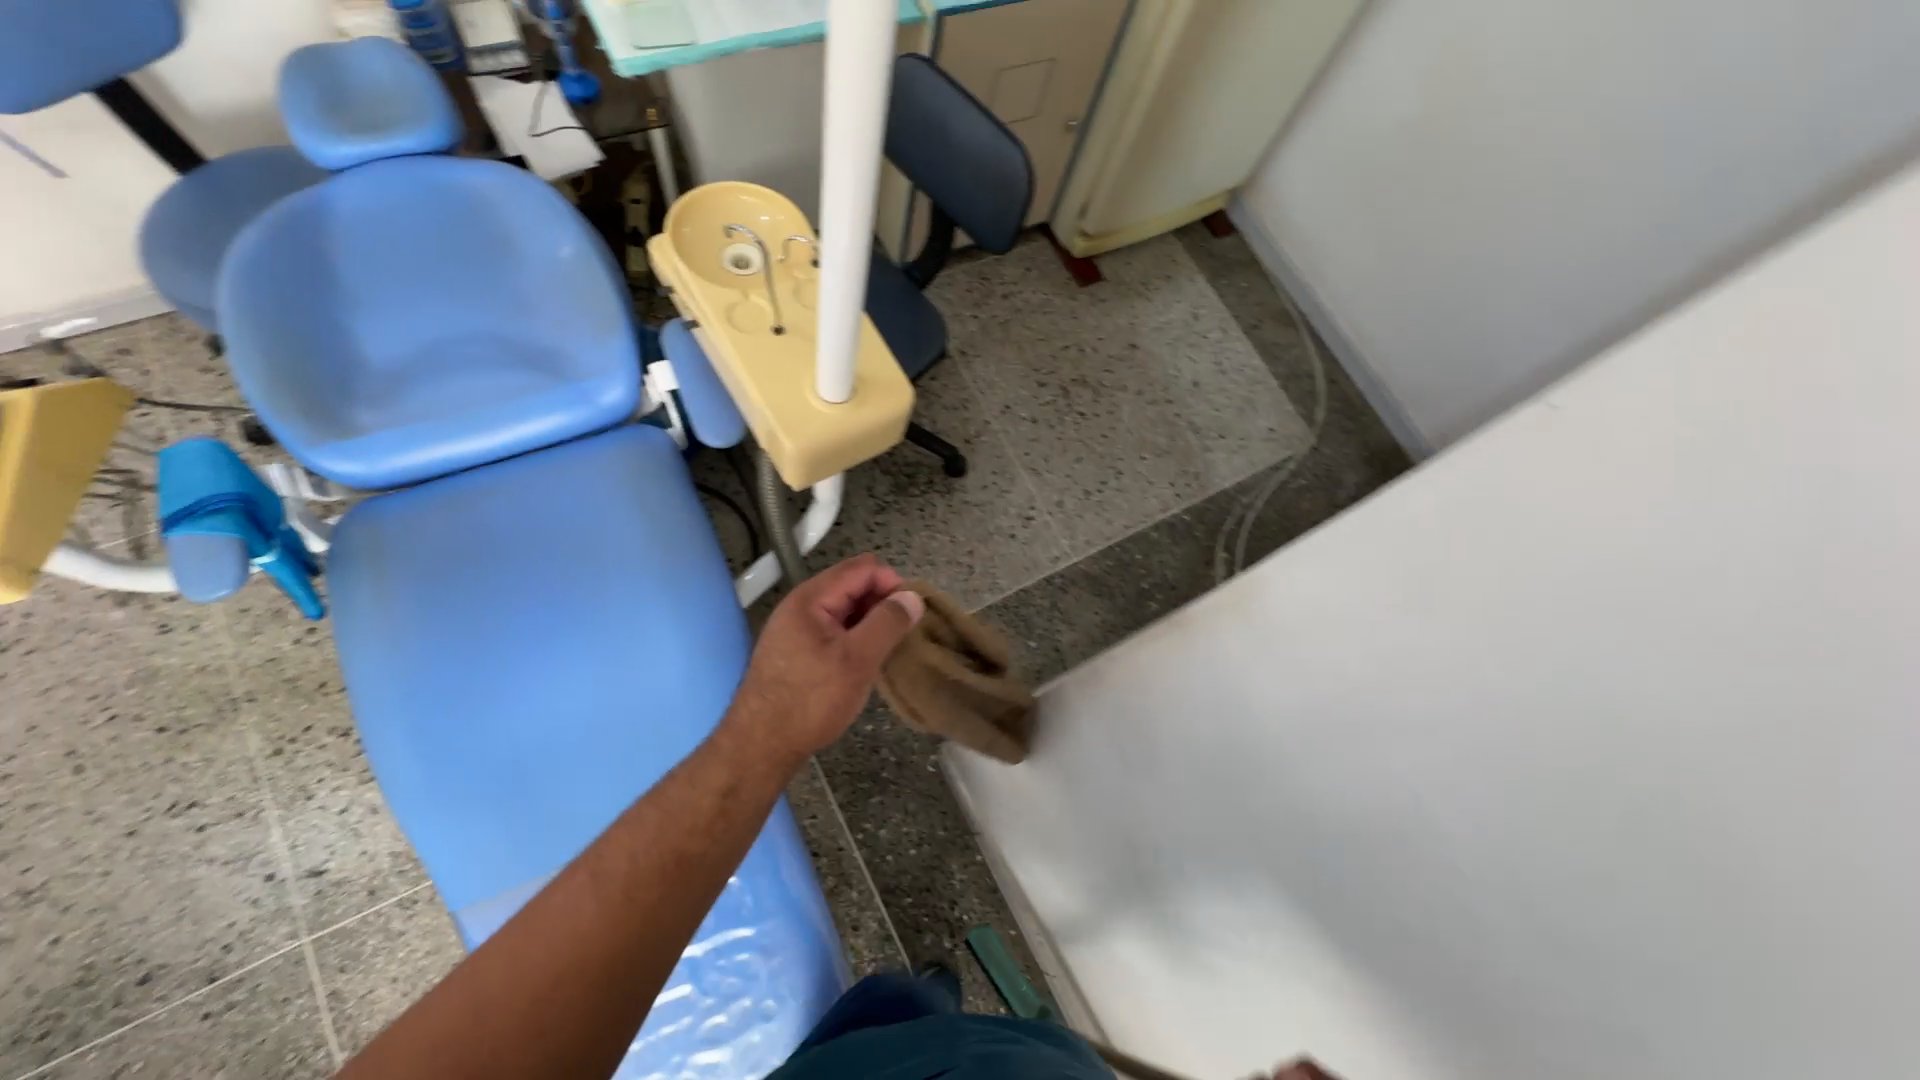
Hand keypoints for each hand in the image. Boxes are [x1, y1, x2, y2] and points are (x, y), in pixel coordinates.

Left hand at [726, 554, 924, 759]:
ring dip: (870, 623)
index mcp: (811, 598)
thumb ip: (888, 623)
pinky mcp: (796, 653)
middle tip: (905, 634)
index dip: (892, 583)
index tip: (913, 612)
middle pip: (852, 586)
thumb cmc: (810, 700)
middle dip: (882, 603)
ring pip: (844, 611)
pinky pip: (834, 632)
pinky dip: (855, 639)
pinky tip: (866, 663)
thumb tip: (913, 597)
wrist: (761, 745)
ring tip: (890, 650)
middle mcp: (800, 606)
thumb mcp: (858, 660)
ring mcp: (795, 630)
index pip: (862, 568)